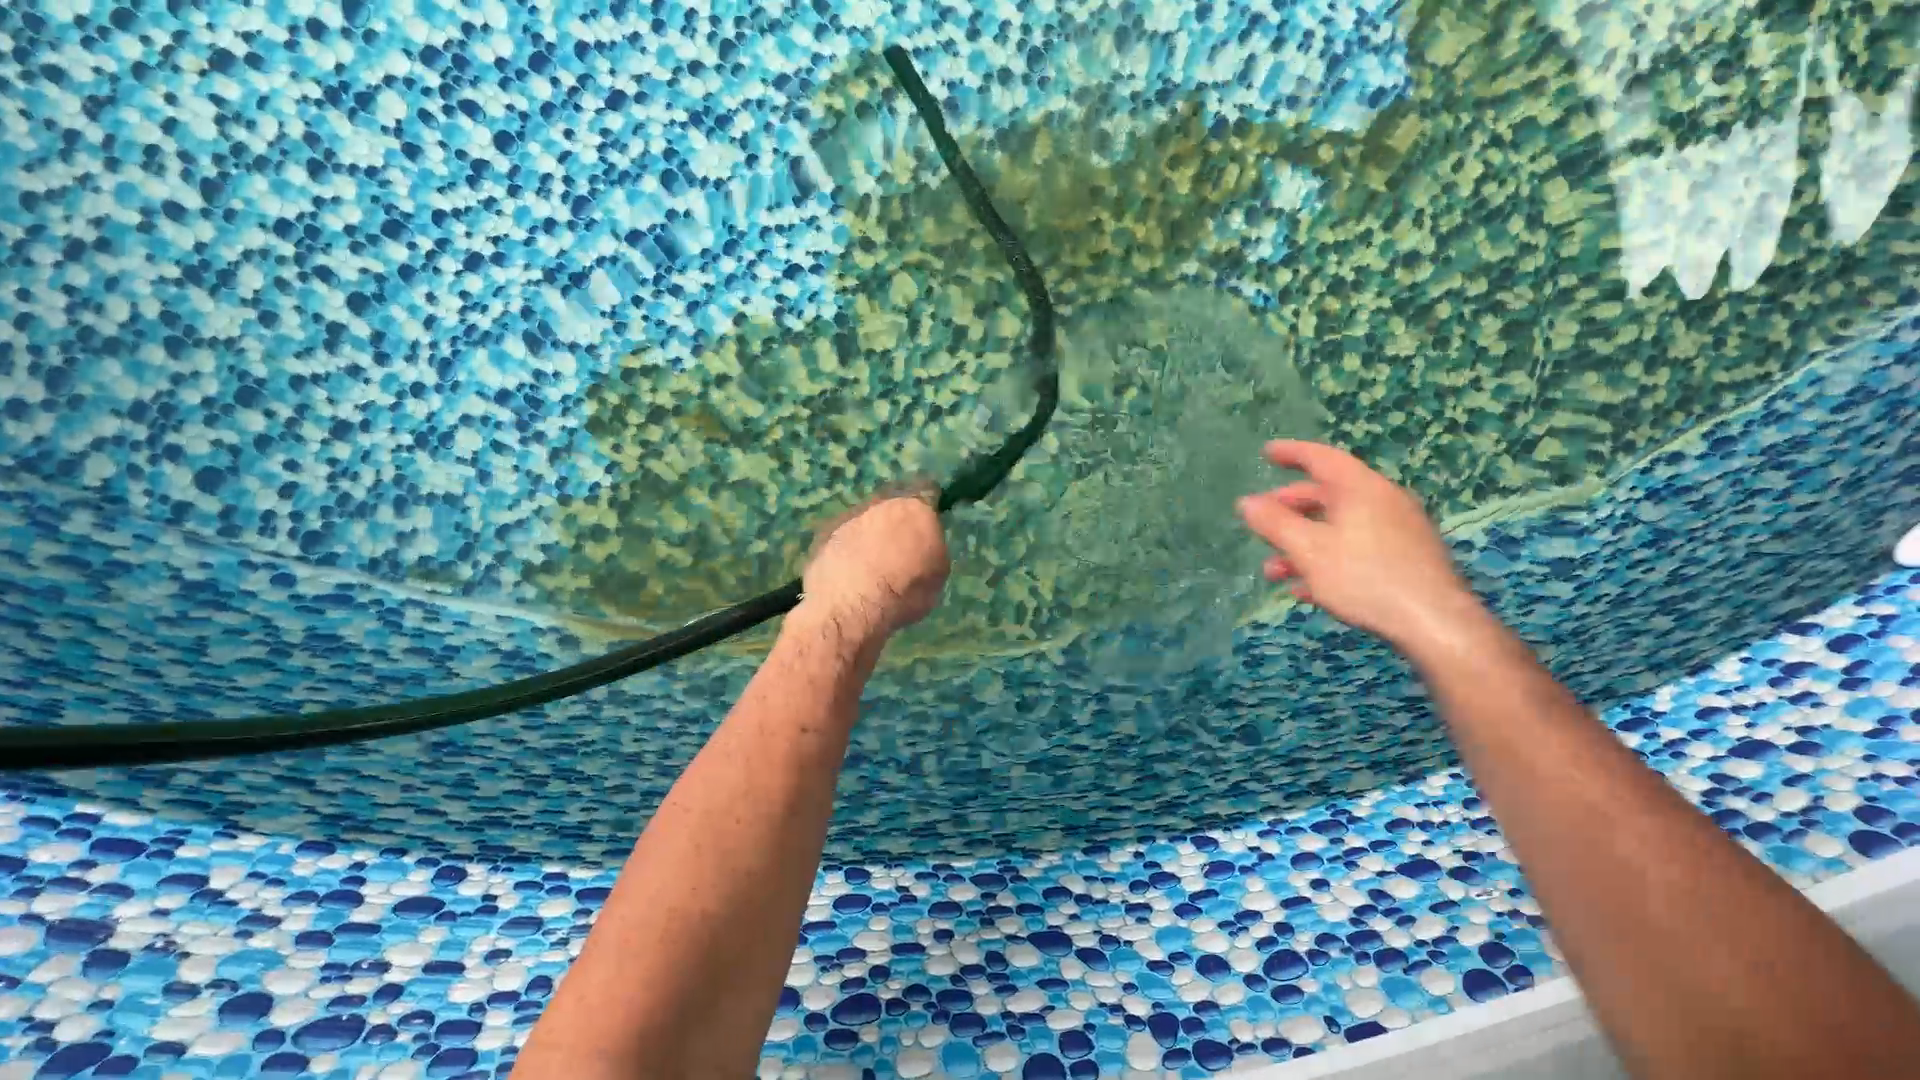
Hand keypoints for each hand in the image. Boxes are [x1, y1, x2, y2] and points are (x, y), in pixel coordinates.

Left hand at [795, 494, 949, 641]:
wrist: (852, 604)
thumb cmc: (905, 591)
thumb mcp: (938, 574)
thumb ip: (931, 548)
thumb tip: (923, 545)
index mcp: (916, 509)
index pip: (927, 491)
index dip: (926, 506)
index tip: (925, 522)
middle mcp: (882, 503)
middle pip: (892, 505)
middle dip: (894, 522)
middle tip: (895, 549)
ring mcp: (849, 516)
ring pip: (864, 519)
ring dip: (867, 535)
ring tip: (867, 565)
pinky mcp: (824, 532)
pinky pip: (840, 535)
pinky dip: (844, 548)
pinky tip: (845, 571)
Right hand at [1237, 440, 1481, 650]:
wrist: (1434, 622)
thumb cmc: (1365, 577)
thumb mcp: (1309, 550)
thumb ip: (1274, 524)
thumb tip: (1246, 502)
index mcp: (1360, 488)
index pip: (1321, 458)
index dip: (1291, 453)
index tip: (1266, 453)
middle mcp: (1383, 501)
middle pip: (1328, 495)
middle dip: (1290, 509)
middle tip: (1262, 521)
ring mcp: (1398, 530)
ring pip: (1340, 527)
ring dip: (1303, 544)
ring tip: (1274, 571)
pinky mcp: (1407, 559)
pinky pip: (1358, 549)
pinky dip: (1328, 559)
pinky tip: (1307, 588)